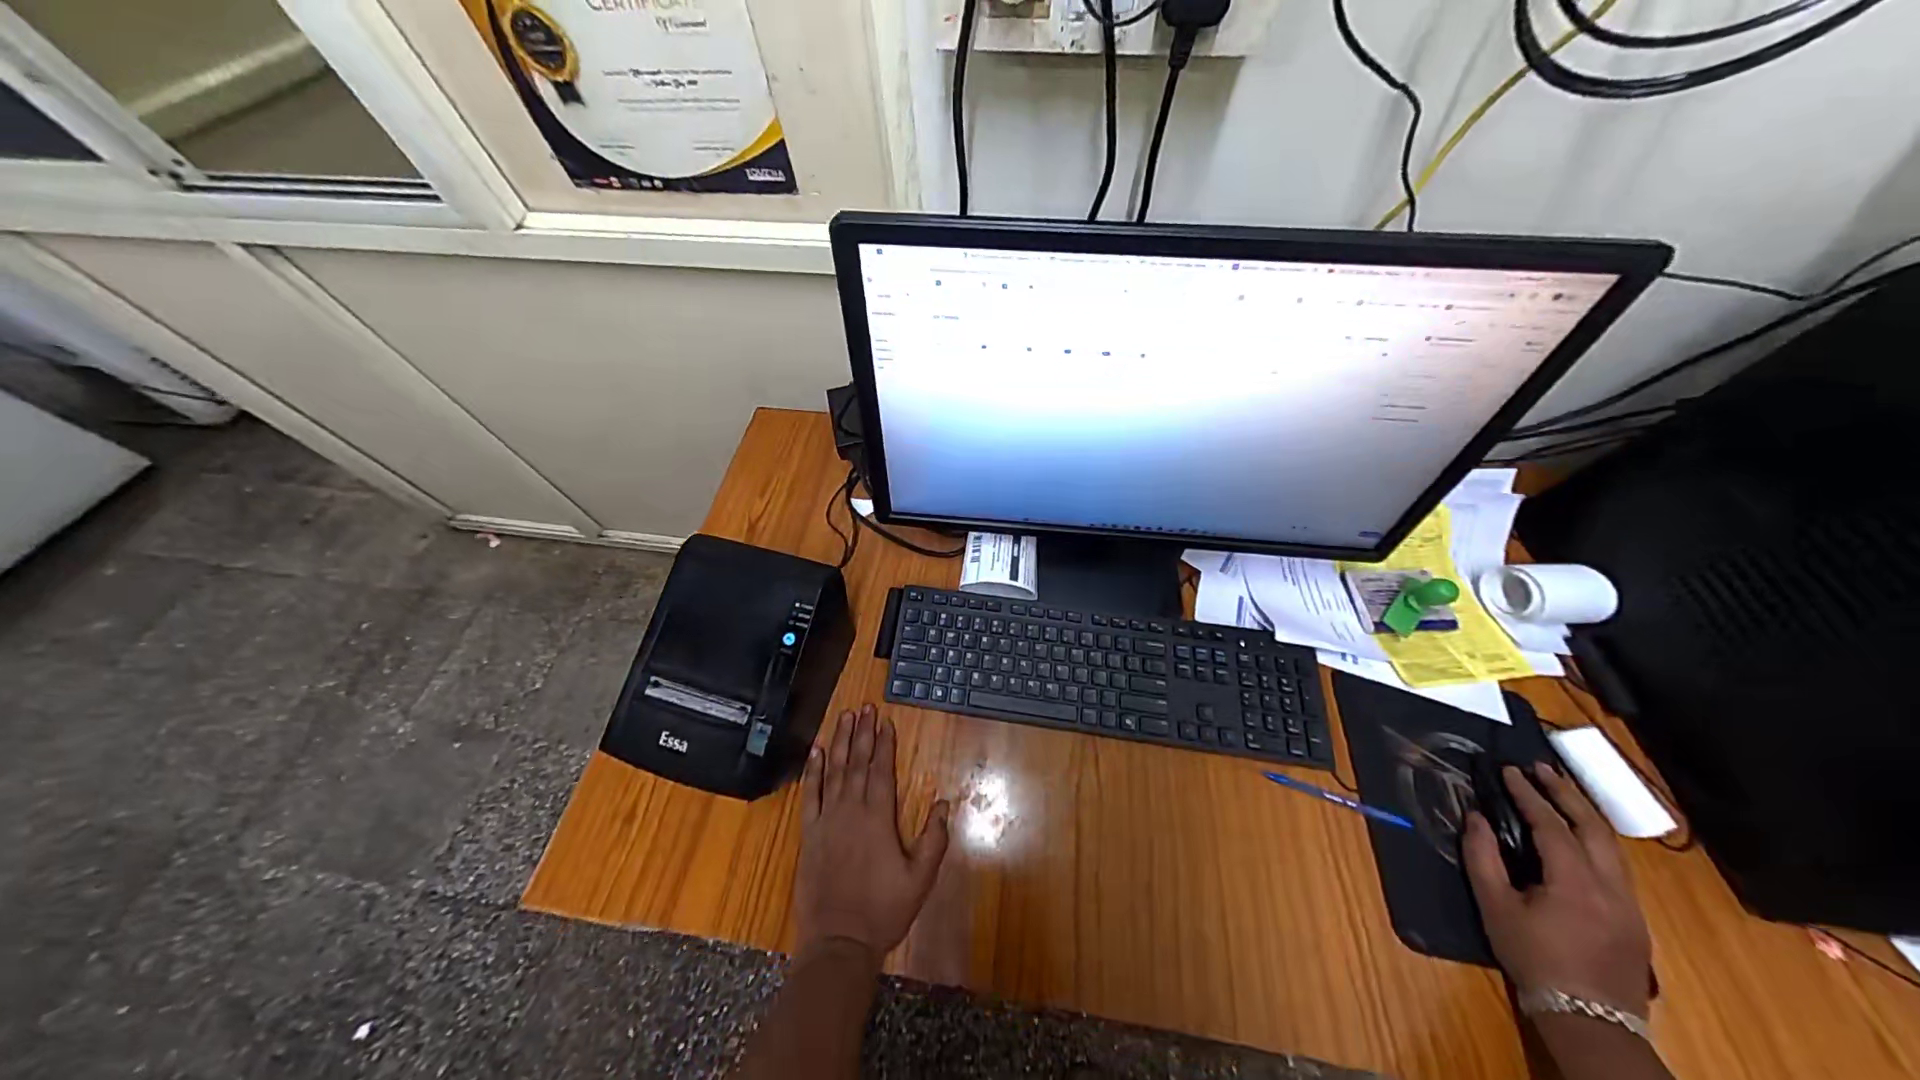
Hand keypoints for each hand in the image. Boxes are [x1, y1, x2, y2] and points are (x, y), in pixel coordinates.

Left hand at [794, 704, 950, 960]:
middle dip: (863, 733)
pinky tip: (817, 752)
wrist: (839, 940)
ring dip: (841, 742)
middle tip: (865, 707)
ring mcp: (826, 820)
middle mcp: (850, 810)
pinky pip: (809, 794)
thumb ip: (933, 839)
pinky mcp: (809, 833)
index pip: (881, 770)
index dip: (884, 744)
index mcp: (878, 818)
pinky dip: (812, 771)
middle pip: (857, 763)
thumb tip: (943, 804)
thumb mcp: (920, 878)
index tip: (886, 721)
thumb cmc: (884, 910)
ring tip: (845, 718)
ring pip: (834, 771)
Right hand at [1464, 762, 1653, 1016]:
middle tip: (1541, 767)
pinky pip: (1616, 865)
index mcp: (1576, 882)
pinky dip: (1595, 838)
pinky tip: (1579, 836)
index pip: (1552, 825)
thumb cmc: (1533, 958)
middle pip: (1593, 827)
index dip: (1529, 795)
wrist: (1589, 1018)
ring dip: (1584, 813)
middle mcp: (1612, 886)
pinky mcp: (1635, 918)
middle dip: (1566, 793)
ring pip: (1612, 846)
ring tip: (1560, 791)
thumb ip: (1482, 857)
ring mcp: (1630, 903)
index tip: (1509, 771)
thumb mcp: (1495, 907)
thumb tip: (1476, 818)